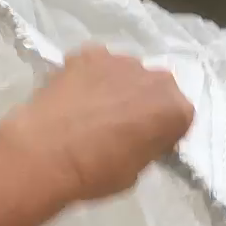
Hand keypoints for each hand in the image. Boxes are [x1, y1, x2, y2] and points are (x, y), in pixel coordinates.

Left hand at [0, 46, 193, 202]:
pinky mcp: (87, 53)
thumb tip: (138, 140)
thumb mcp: (135, 172)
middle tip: (117, 126)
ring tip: (90, 110)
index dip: (161, 132)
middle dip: (141, 103)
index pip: (178, 118)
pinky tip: (72, 96)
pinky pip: (95, 64)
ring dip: (115, 87)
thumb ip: (146, 148)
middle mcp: (156, 77)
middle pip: (155, 89)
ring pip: (125, 73)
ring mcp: (120, 60)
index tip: (144, 143)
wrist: (47, 154)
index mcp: (176, 110)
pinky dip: (88, 76)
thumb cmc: (96, 172)